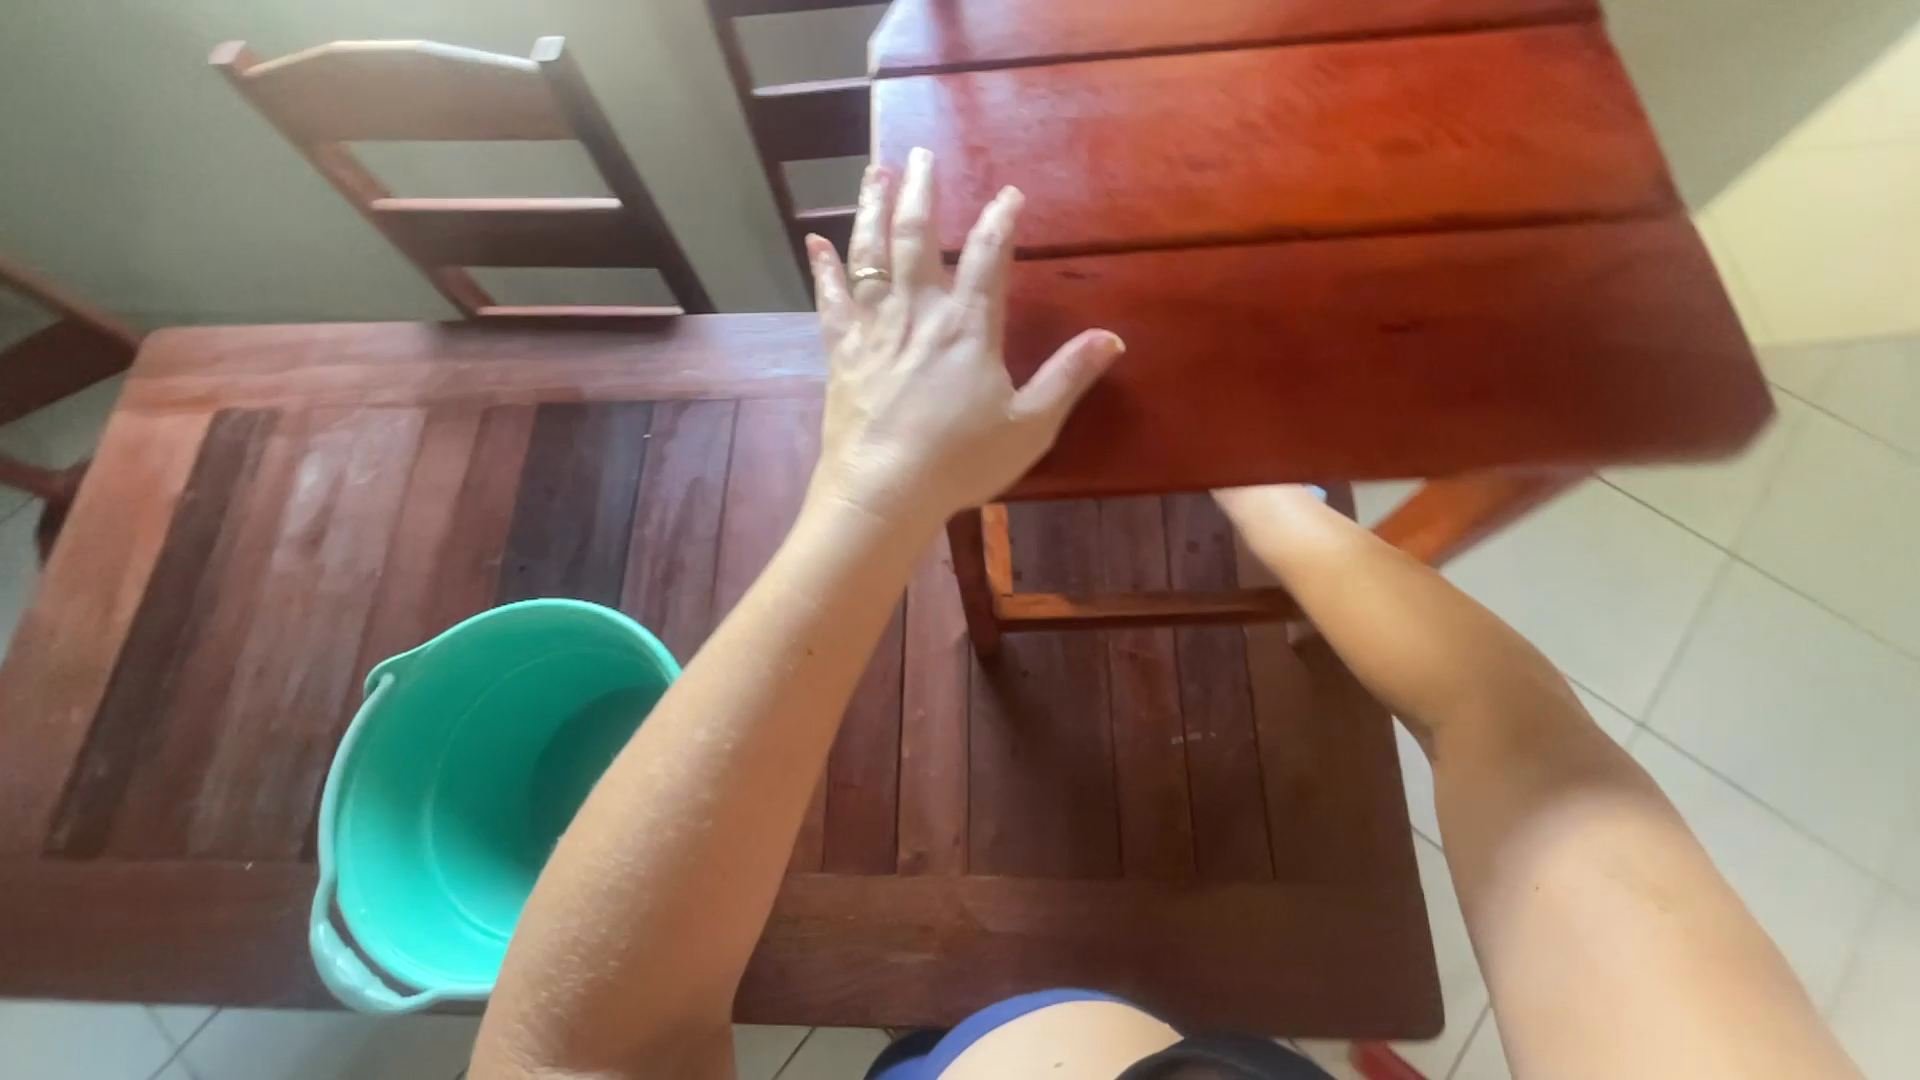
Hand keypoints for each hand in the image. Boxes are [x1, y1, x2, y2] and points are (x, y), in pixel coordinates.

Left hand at [803, 147, 1123, 528]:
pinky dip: (824, 269)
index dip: (1000, 221)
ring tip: (872, 173)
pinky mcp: (841, 354)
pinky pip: (830, 300)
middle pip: (917, 238)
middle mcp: (918, 314)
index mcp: (968, 328)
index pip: (989, 257)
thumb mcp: (1030, 426)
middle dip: (921, 192)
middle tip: (919, 154)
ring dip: (871, 210)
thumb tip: (1113, 338)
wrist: (883, 493)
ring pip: (869, 256)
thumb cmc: (960, 463)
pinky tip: (815, 242)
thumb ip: (1068, 378)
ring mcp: (874, 330)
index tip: (1009, 193)